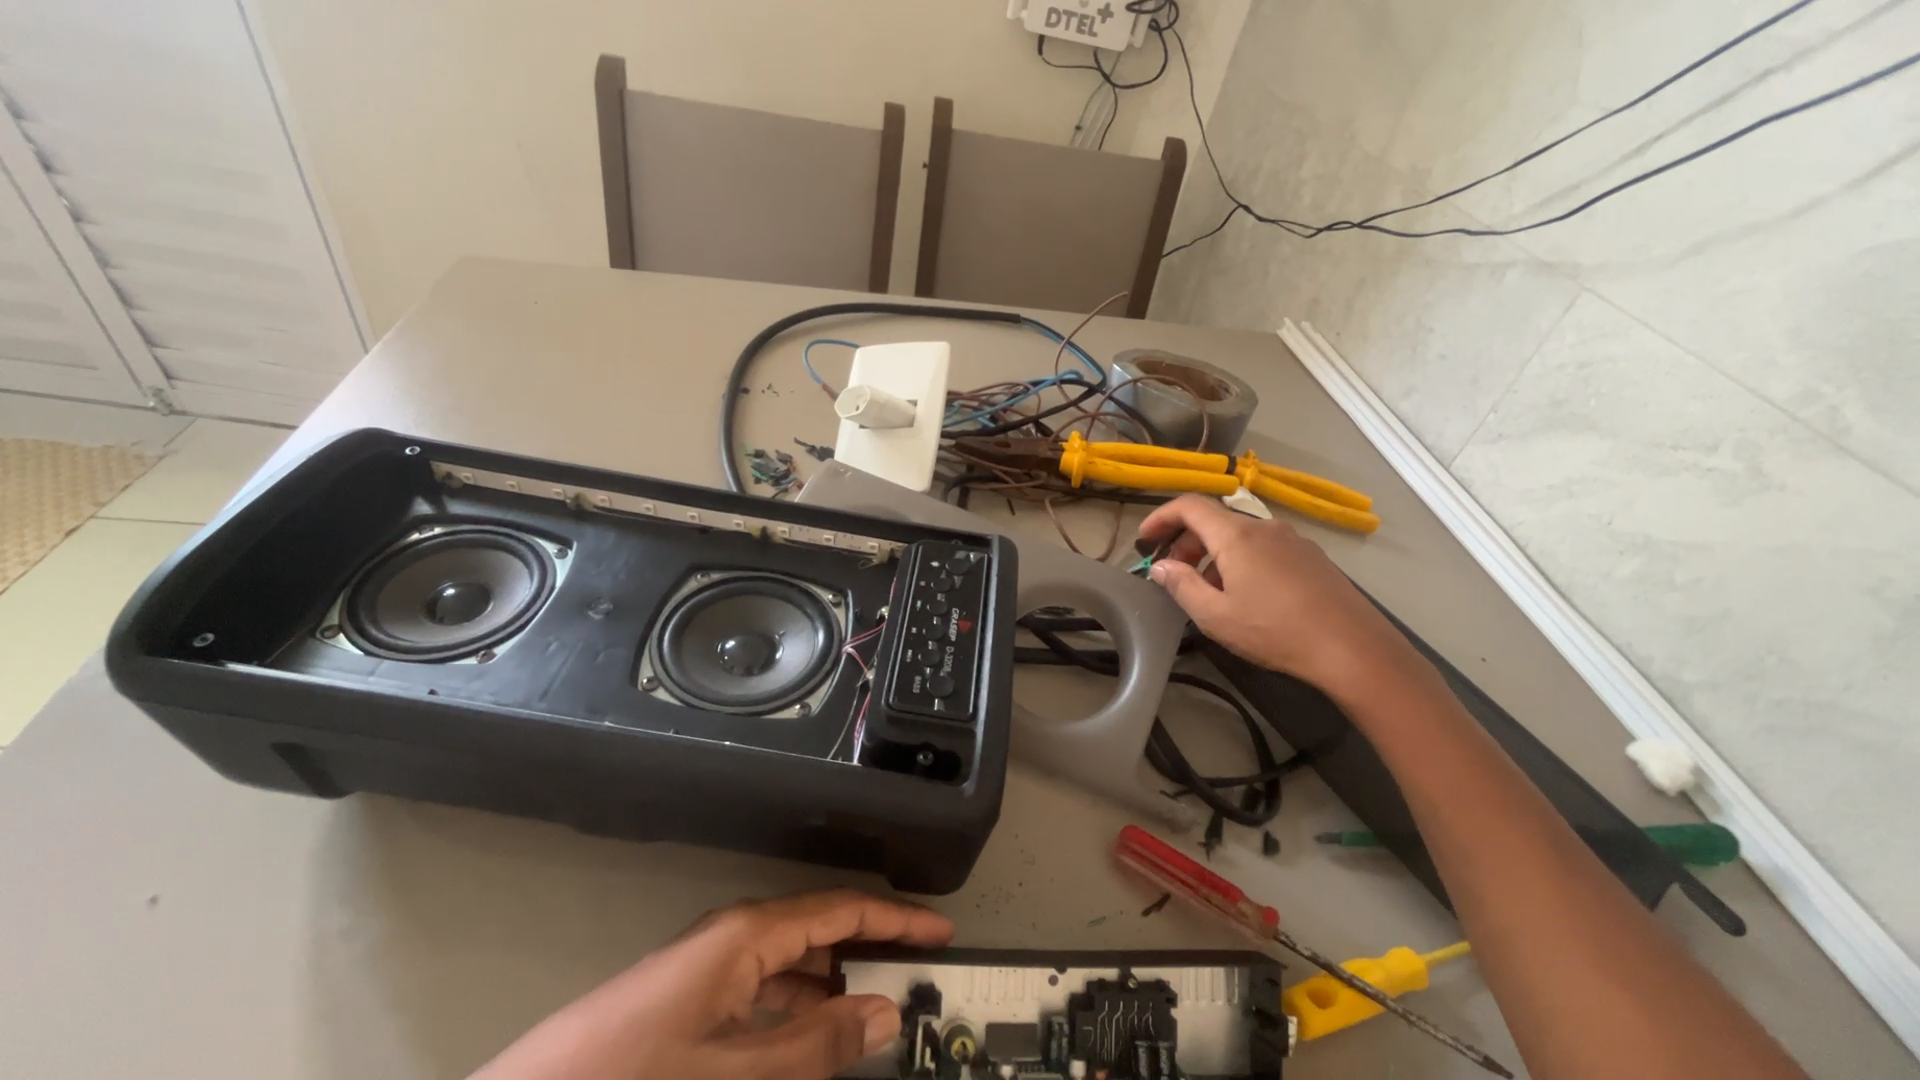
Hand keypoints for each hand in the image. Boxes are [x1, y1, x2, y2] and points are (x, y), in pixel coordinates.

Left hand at [471, 889, 952, 1079]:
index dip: (894, 919)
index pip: (839, 910)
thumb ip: (816, 1044)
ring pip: (789, 965)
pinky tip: (808, 1041)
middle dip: (869, 949)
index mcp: (746, 937)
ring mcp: (704, 972)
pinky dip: (796, 1010)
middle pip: (817, 930)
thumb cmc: (639, 1078)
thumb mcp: (738, 1072)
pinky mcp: (685, 1003)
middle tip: (917, 977)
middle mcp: (729, 940)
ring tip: (874, 1013)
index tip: (940, 932)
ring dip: (833, 985)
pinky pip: (760, 992)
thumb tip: (883, 1010)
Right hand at [1139, 494, 1415, 691]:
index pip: (1190, 506)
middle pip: (1216, 520)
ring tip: (1210, 592)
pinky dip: (1242, 560)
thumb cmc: (1276, 631)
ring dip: (1215, 554)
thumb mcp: (1216, 616)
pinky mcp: (1312, 557)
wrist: (1351, 647)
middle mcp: (1264, 527)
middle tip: (1175, 575)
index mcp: (1236, 535)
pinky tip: (1247, 596)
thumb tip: (1160, 566)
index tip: (1145, 539)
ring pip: (1241, 535)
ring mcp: (1292, 540)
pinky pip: (1265, 548)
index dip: (1162, 517)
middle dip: (1187, 542)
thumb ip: (1182, 586)